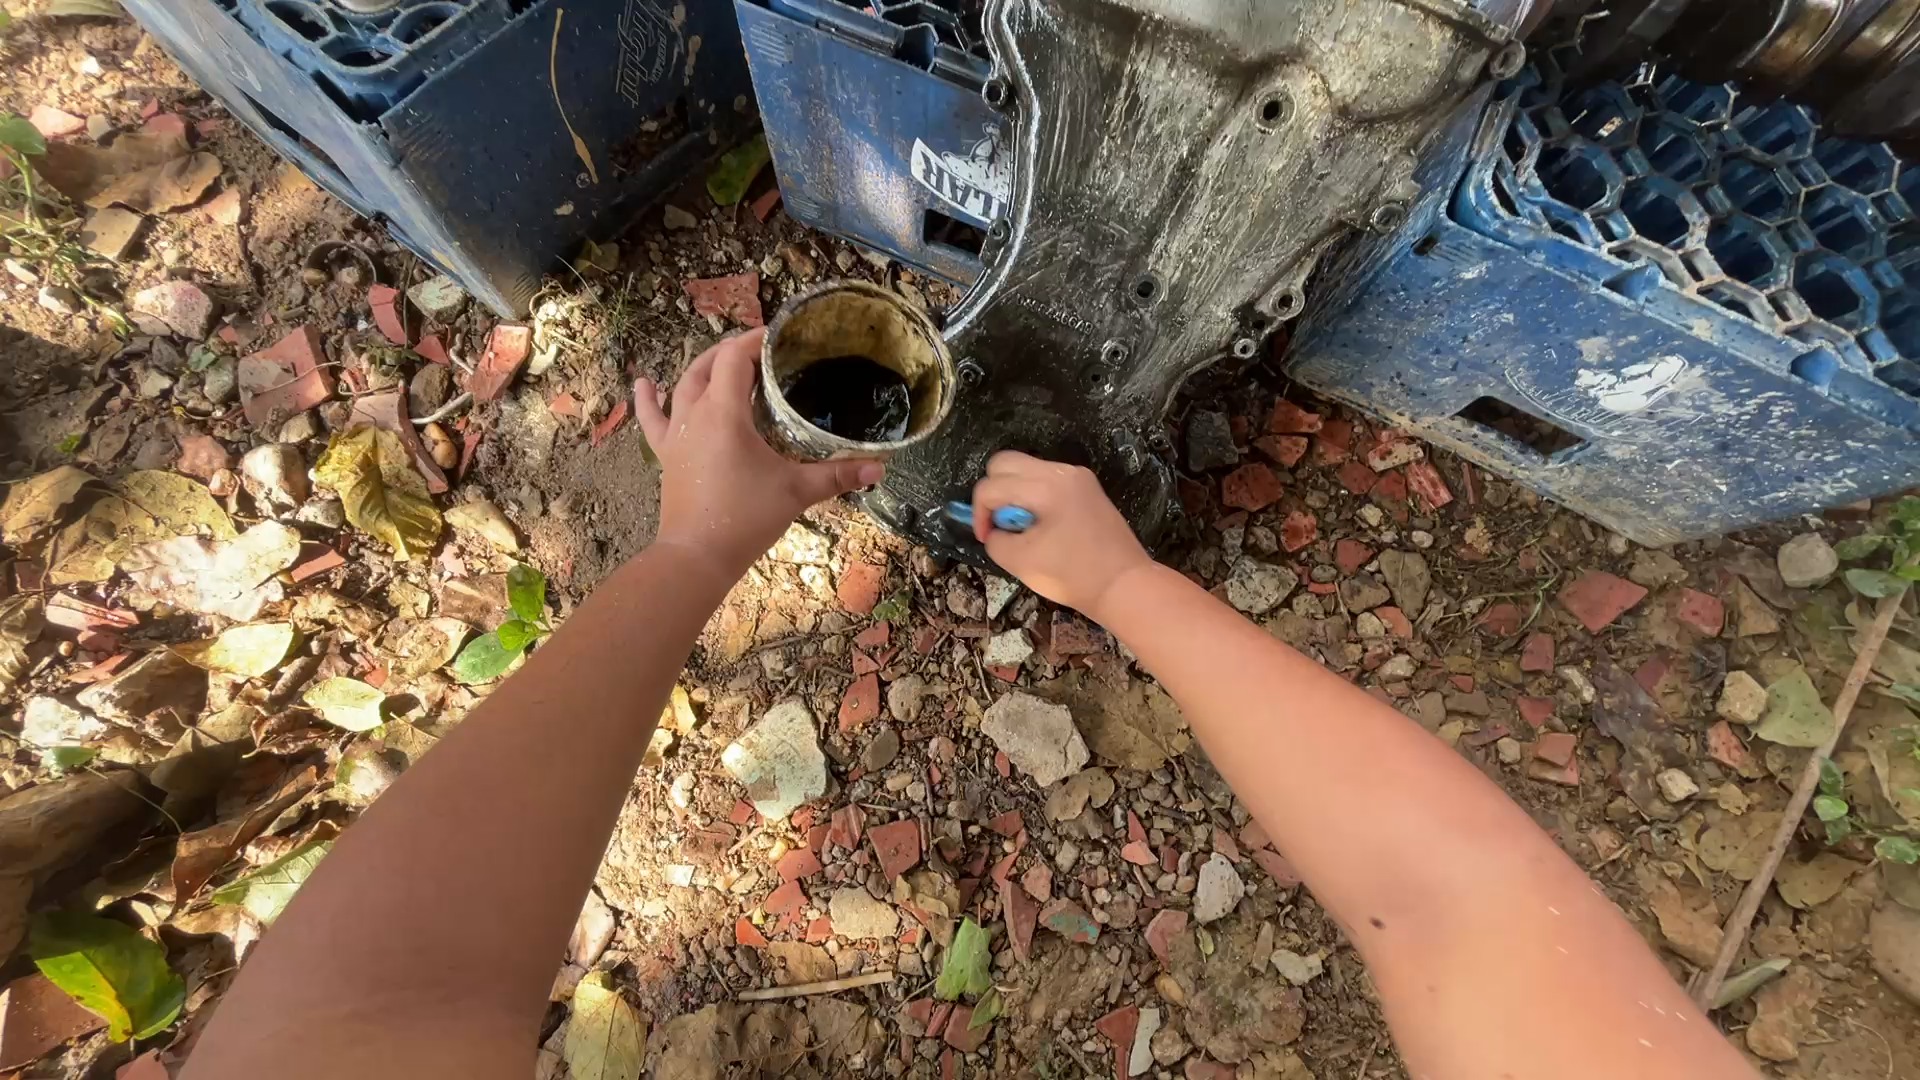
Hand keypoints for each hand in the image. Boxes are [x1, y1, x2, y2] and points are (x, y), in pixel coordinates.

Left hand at [636, 328, 883, 577]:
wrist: (698, 555)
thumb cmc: (747, 516)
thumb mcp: (797, 491)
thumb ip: (838, 475)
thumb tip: (879, 467)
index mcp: (725, 413)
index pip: (735, 359)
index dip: (754, 341)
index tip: (777, 336)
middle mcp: (695, 415)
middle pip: (707, 366)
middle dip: (732, 351)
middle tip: (759, 351)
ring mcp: (676, 435)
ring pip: (683, 386)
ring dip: (702, 368)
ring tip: (719, 358)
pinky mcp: (667, 456)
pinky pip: (653, 420)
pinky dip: (649, 400)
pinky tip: (645, 384)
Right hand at [971, 451, 1153, 620]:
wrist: (1124, 585)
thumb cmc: (1072, 576)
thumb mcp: (1020, 562)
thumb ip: (995, 539)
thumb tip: (994, 529)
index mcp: (1046, 487)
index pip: (991, 486)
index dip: (979, 513)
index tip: (987, 538)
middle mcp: (1062, 472)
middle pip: (1005, 463)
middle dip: (993, 493)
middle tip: (1001, 524)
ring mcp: (1077, 477)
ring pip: (1026, 469)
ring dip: (1014, 494)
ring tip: (1024, 528)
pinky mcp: (1087, 487)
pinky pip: (1046, 480)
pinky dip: (1033, 496)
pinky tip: (1043, 526)